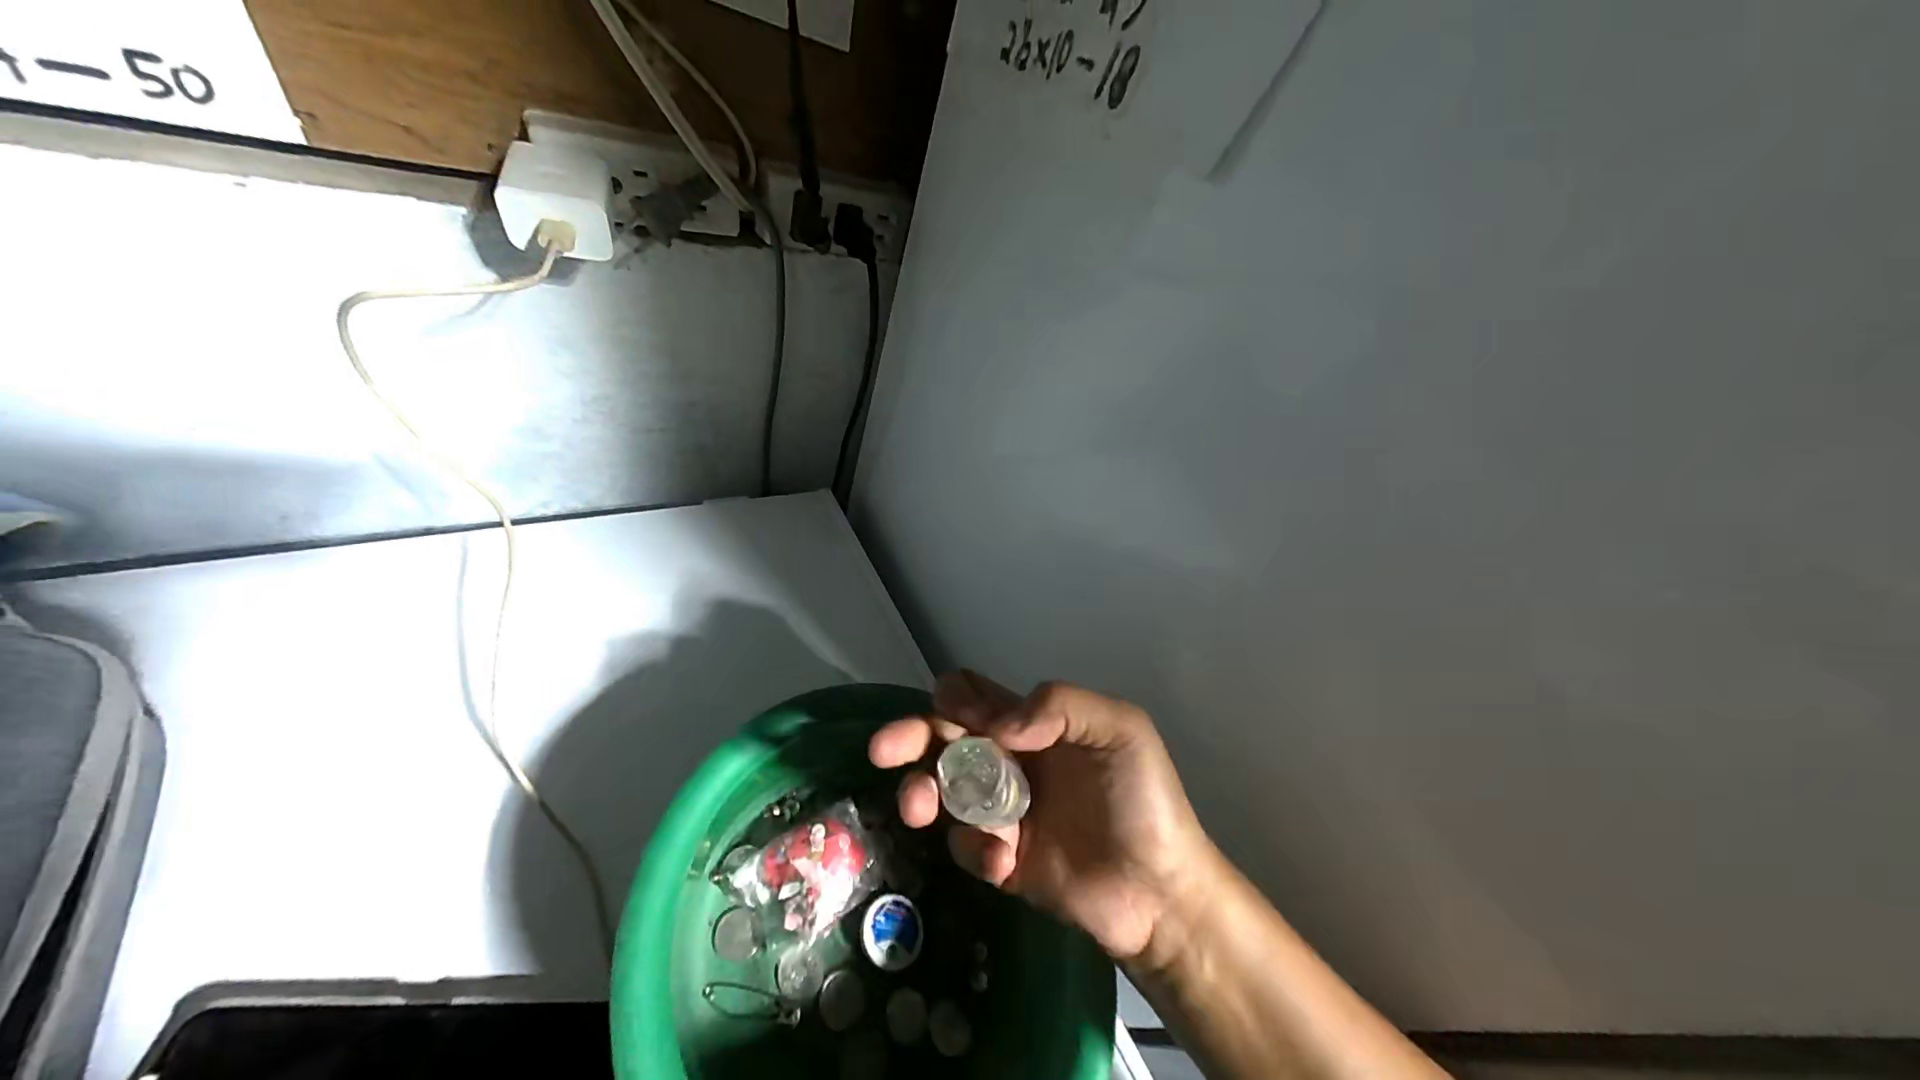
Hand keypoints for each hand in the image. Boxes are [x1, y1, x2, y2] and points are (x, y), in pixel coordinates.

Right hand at [868, 671, 1212, 960]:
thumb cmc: (1142, 798)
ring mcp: (1001, 813)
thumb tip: (995, 728)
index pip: (974, 697)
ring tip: (919, 807)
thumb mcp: (1119, 729)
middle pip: (942, 739)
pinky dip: (974, 848)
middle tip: (883, 749)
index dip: (954, 699)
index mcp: (1032, 726)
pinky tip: (1003, 860)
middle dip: (909, 737)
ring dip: (922, 792)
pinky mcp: (999, 860)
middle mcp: (1008, 762)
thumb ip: (1059, 706)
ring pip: (940, 791)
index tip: (952, 715)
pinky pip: (965, 845)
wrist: (1160, 890)